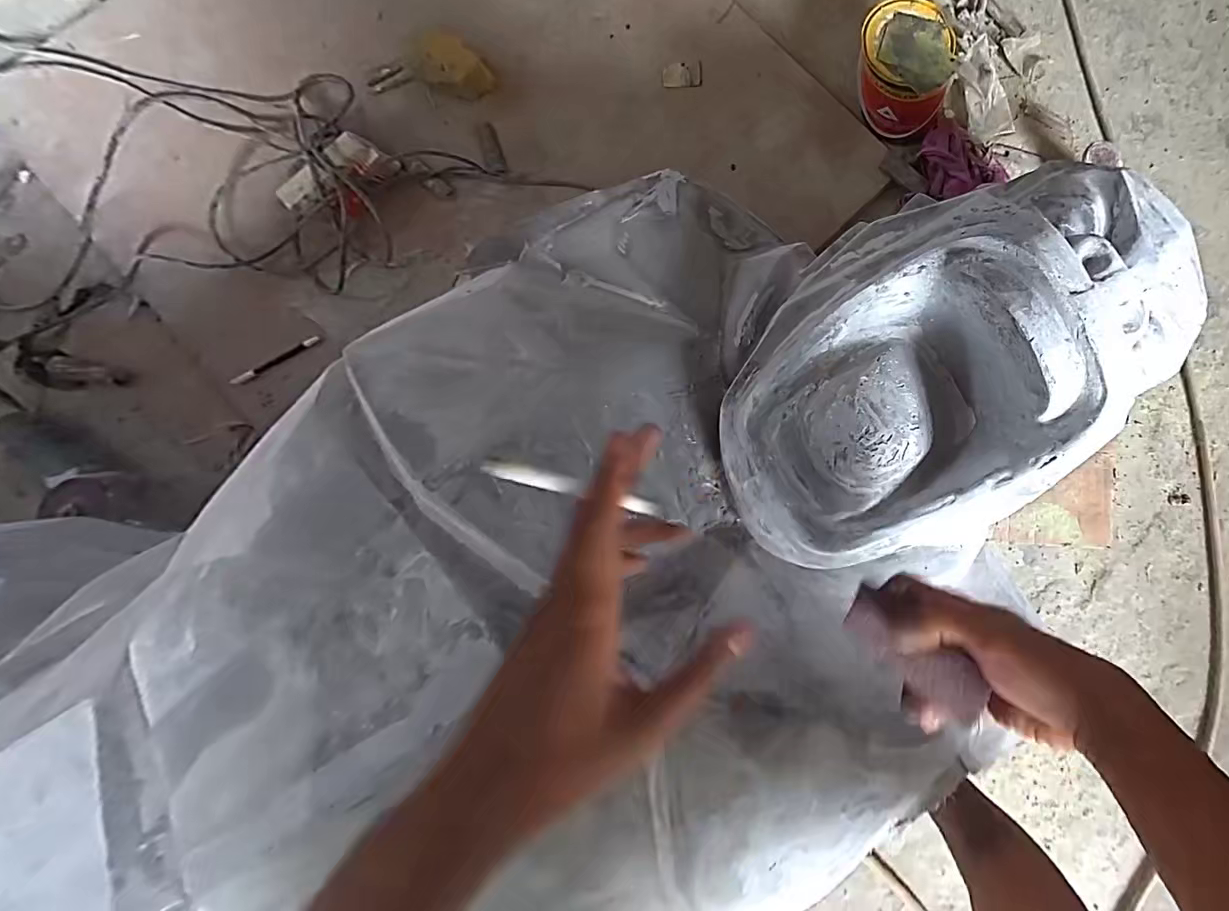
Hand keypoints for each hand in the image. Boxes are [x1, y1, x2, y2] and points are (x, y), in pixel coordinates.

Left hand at [310, 427, 751, 910]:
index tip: (632, 436)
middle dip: (621, 476)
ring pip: (588, 546)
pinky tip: (637, 569)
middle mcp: (564, 595)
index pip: (601, 525)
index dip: (617, 475)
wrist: (483, 792)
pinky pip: (581, 570)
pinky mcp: (545, 626)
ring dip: (626, 525)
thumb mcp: (647, 723)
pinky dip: (612, 553)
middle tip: (649, 439)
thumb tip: (745, 631)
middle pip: (593, 519)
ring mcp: (550, 609)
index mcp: (588, 608)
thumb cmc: (566, 759)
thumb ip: (699, 674)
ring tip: (676, 532)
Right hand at [874, 574, 1135, 752]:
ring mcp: (968, 662)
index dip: (884, 597)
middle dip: (892, 649)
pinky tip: (930, 718)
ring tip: (915, 706)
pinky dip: (930, 705)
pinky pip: (940, 694)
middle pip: (910, 629)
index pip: (912, 591)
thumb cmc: (1038, 665)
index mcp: (961, 609)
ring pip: (923, 665)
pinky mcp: (976, 693)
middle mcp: (960, 631)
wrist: (1083, 710)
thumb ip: (937, 622)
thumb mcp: (984, 635)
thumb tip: (890, 621)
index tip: (860, 616)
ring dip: (912, 684)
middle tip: (882, 668)